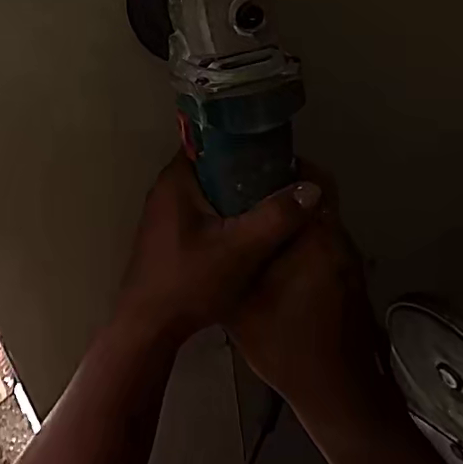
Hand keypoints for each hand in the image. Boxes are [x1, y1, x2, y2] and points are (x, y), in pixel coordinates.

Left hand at [112, 153, 321, 344]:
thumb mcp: (240, 249)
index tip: (275, 148)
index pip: (207, 143)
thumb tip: (312, 186)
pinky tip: (253, 230)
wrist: (151, 322)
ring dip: (238, 197)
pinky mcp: (170, 234)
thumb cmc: (190, 280)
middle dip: (246, 172)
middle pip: (211, 169)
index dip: (240, 142)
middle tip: (285, 179)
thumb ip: (276, 217)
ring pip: (209, 194)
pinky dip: (226, 215)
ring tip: (277, 202)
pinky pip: (203, 213)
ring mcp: (165, 213)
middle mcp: (165, 190)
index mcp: (175, 181)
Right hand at [224, 184, 393, 423]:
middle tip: (236, 189)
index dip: (284, 163)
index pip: (314, 180)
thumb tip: (212, 222)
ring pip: (317, 219)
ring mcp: (348, 263)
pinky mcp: (347, 280)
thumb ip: (232, 255)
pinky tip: (265, 252)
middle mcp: (339, 243)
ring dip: (287, 213)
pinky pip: (320, 240)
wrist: (338, 397)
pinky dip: (296, 236)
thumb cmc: (286, 343)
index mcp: (316, 239)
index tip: (248, 162)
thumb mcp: (241, 298)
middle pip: (314, 196)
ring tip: (244, 217)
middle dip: (277, 187)